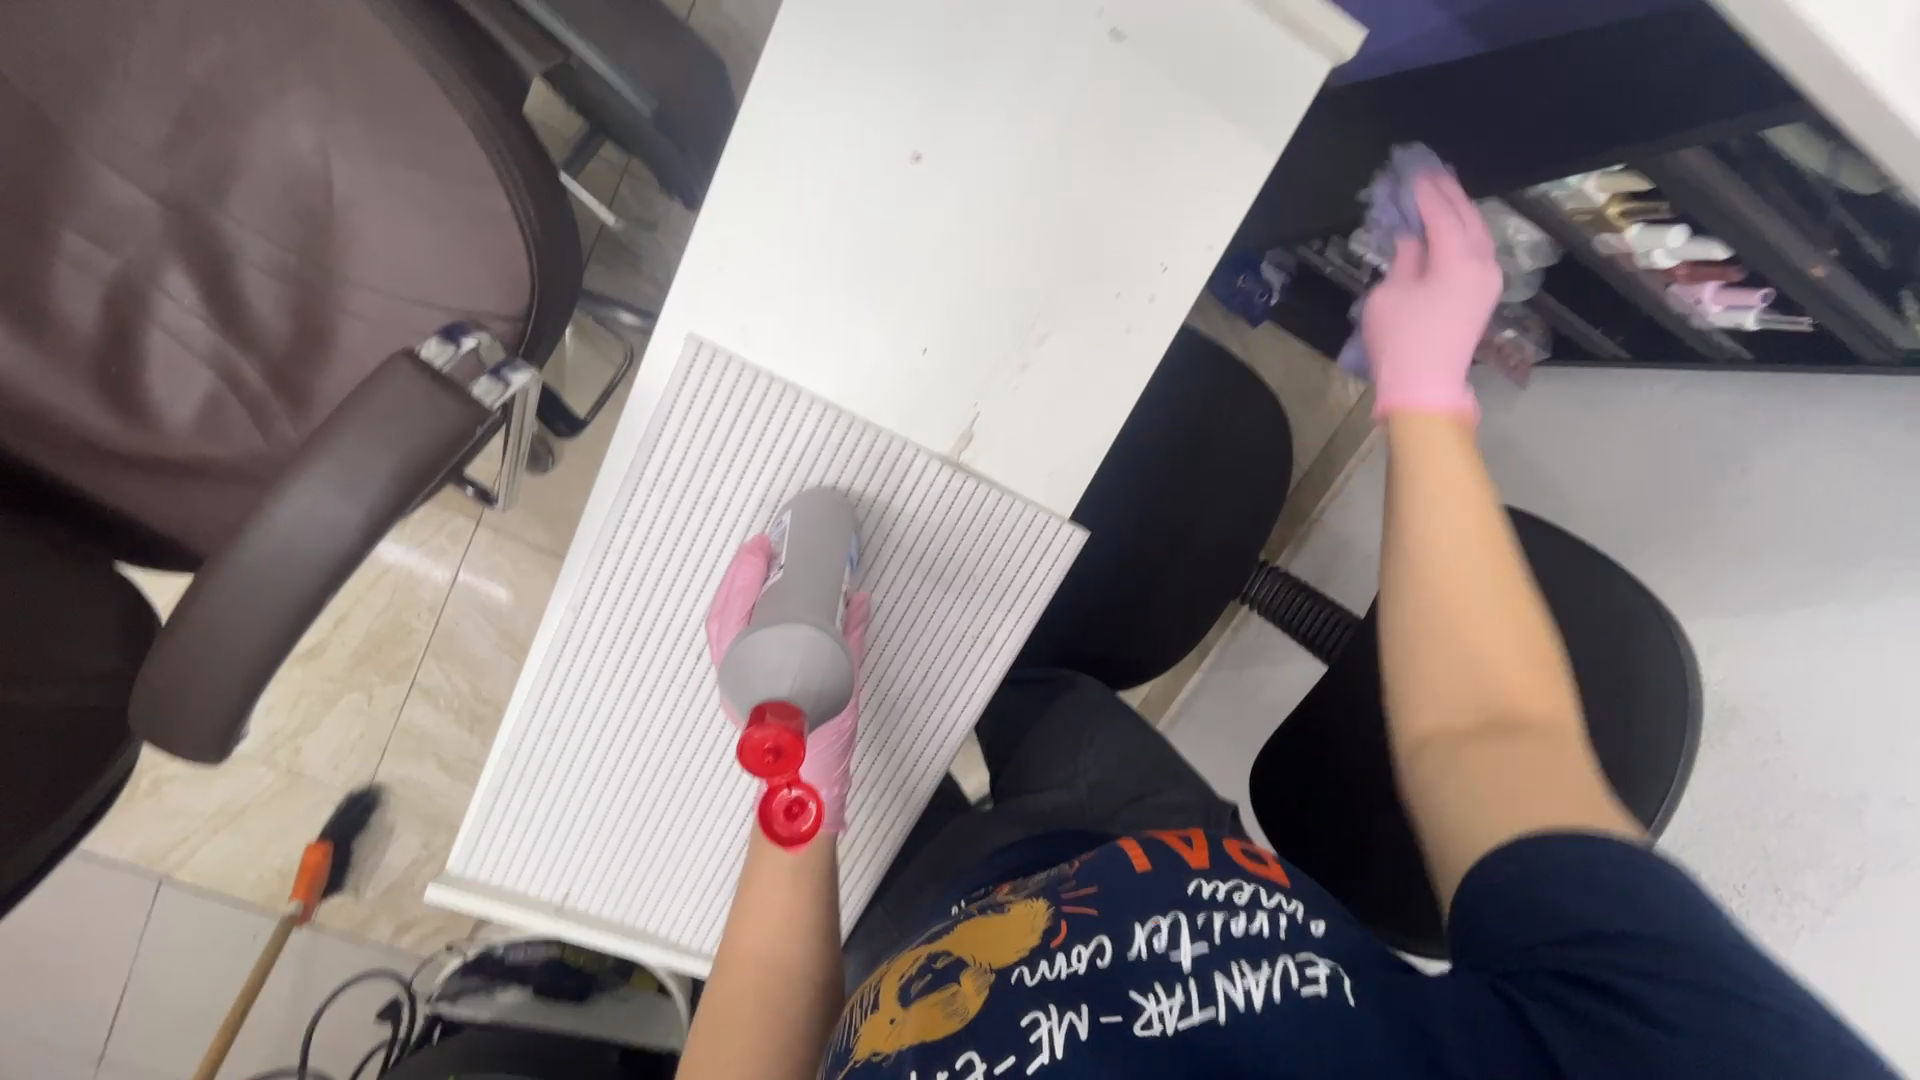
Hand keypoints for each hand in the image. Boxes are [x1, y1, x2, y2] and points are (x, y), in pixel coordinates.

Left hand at [706, 534, 871, 833]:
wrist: (809, 789)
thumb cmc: (820, 752)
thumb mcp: (842, 696)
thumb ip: (850, 645)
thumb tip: (858, 601)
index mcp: (749, 683)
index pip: (731, 622)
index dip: (740, 582)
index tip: (758, 551)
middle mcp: (736, 680)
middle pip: (724, 617)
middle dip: (738, 576)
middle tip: (763, 544)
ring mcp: (740, 683)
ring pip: (727, 628)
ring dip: (740, 590)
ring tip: (762, 561)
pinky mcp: (752, 685)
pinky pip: (741, 640)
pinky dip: (749, 611)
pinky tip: (766, 596)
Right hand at [1361, 171, 1503, 419]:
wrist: (1424, 386)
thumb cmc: (1400, 341)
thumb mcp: (1389, 296)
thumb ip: (1404, 261)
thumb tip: (1412, 241)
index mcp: (1458, 260)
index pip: (1443, 216)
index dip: (1426, 194)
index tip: (1413, 174)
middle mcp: (1482, 264)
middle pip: (1468, 219)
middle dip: (1449, 195)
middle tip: (1431, 175)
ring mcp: (1486, 281)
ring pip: (1476, 234)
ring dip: (1458, 213)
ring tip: (1442, 195)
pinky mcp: (1481, 297)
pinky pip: (1474, 253)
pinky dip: (1461, 235)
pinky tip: (1447, 230)